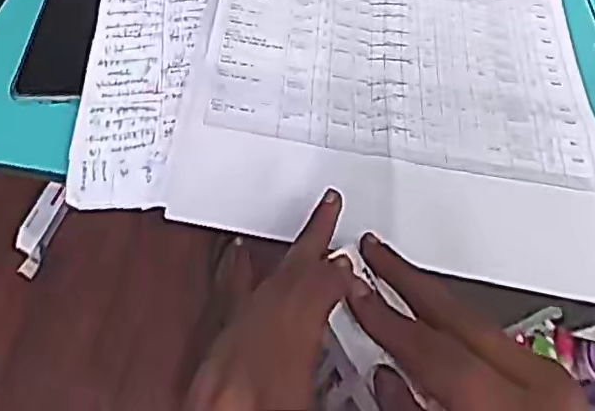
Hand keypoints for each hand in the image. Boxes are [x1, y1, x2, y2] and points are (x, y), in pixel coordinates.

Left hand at [184, 190, 361, 410]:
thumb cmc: (263, 407)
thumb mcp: (311, 399)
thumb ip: (342, 390)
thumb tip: (377, 386)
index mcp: (287, 340)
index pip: (319, 288)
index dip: (339, 273)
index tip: (352, 262)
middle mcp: (258, 330)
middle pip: (291, 273)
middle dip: (313, 238)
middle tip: (329, 205)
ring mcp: (233, 338)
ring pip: (263, 280)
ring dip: (286, 256)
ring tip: (299, 234)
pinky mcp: (216, 353)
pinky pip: (231, 296)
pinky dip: (239, 272)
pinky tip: (237, 257)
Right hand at [347, 235, 583, 410]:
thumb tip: (385, 379)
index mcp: (513, 409)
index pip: (434, 350)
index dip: (387, 319)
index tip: (358, 292)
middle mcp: (542, 390)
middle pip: (459, 318)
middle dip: (409, 281)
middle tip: (376, 252)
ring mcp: (557, 386)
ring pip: (479, 323)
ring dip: (434, 300)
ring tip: (401, 277)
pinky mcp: (562, 388)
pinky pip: (498, 343)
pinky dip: (462, 327)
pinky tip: (440, 319)